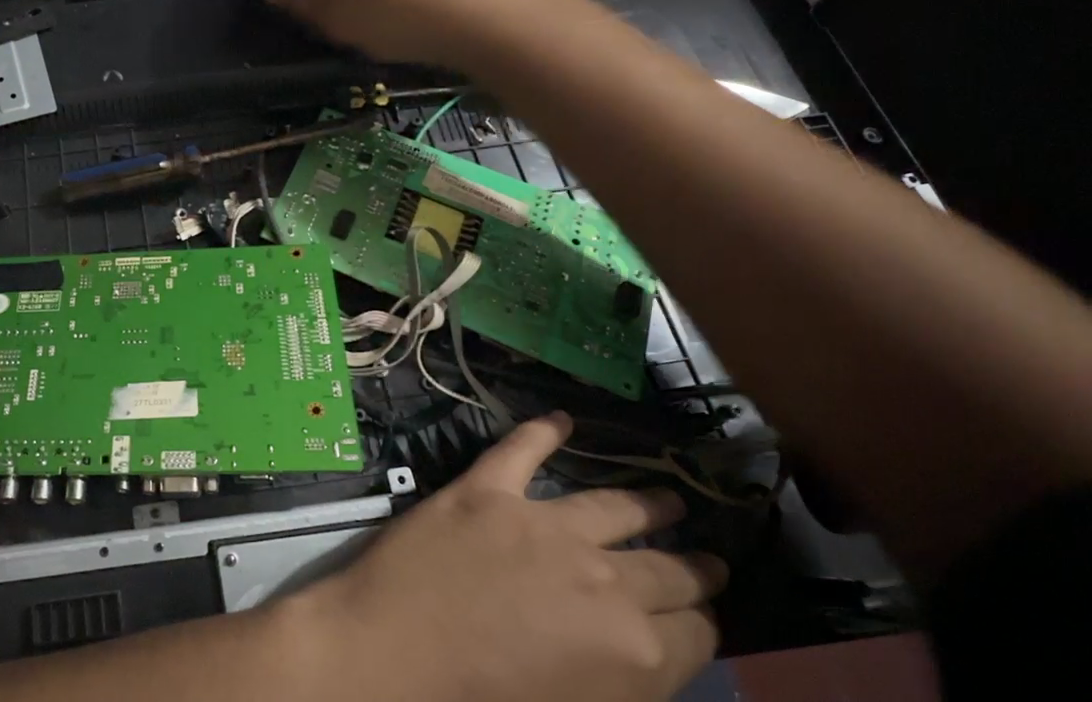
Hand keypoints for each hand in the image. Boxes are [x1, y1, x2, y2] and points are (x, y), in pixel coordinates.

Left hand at [279, 414, 725, 701]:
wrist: (388, 655)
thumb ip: (621, 682)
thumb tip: (639, 657)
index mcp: (637, 651)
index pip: (698, 633)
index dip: (699, 627)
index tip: (696, 620)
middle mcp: (603, 579)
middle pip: (667, 569)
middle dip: (693, 568)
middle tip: (707, 561)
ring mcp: (541, 524)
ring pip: (613, 507)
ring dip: (647, 502)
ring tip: (667, 499)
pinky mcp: (486, 490)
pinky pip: (520, 450)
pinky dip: (541, 431)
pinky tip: (561, 419)